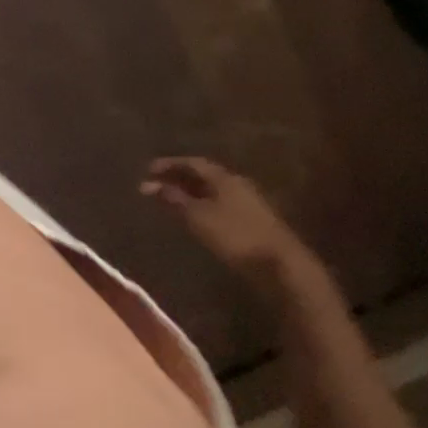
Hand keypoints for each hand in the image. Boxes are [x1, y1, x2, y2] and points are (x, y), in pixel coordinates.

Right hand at [141, 156, 311, 287]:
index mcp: (224, 178)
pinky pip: (219, 205)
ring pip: (211, 191)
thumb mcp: (198, 216)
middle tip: (154, 185)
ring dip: (189, 193)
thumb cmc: (235, 234)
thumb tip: (152, 185)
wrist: (280, 265)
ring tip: (169, 200)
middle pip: (202, 176)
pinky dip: (201, 205)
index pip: (193, 163)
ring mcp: (247, 203)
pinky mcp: (252, 221)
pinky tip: (192, 216)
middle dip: (177, 178)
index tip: (147, 170)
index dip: (169, 164)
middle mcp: (237, 185)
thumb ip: (174, 198)